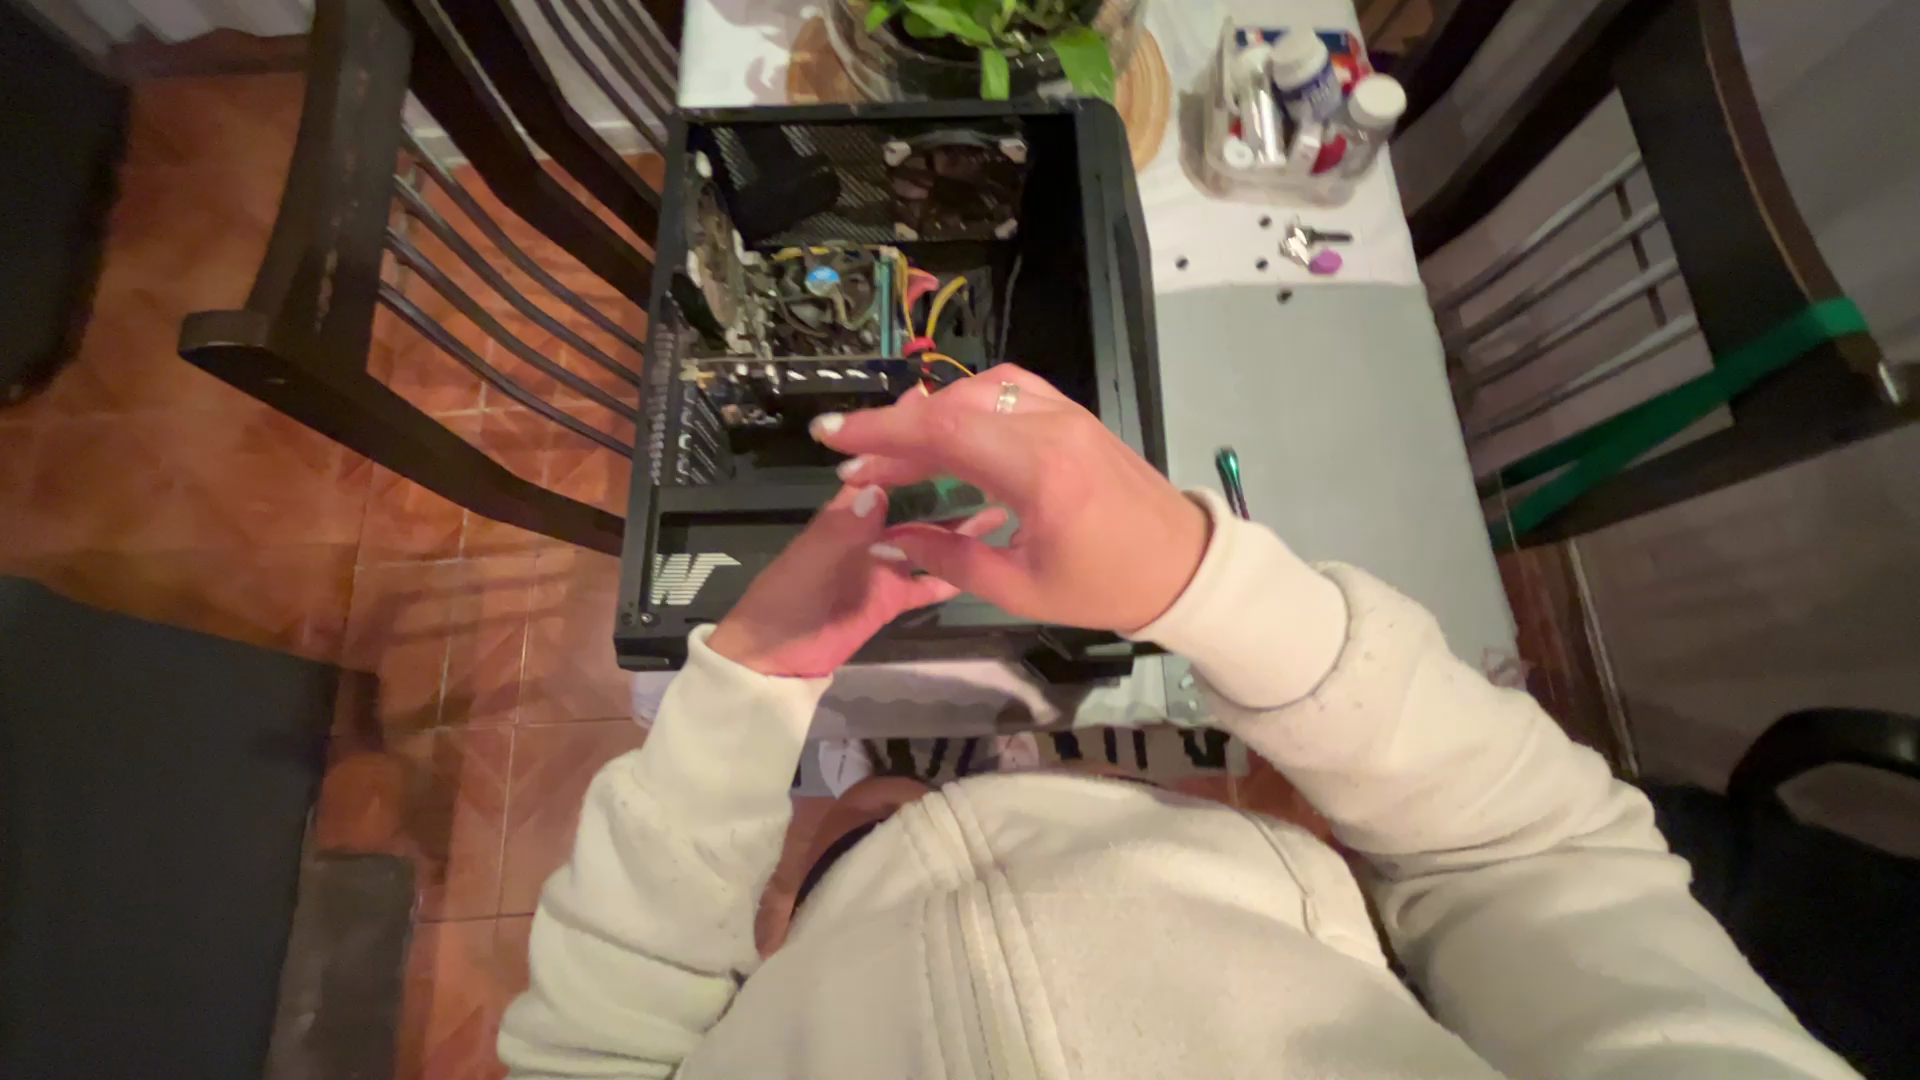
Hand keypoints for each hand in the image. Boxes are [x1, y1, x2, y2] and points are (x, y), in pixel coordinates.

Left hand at [706, 483, 1007, 677]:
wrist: (773, 661)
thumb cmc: (784, 603)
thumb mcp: (809, 565)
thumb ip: (843, 531)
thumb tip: (882, 489)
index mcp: (848, 517)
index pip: (885, 476)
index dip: (914, 456)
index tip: (952, 436)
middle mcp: (872, 535)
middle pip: (916, 508)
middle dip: (950, 492)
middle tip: (996, 476)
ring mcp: (885, 567)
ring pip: (929, 542)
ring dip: (960, 531)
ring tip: (1000, 515)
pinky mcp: (893, 599)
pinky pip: (928, 583)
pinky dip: (953, 575)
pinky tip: (986, 565)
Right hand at [811, 365, 1209, 633]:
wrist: (1181, 565)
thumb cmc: (1104, 587)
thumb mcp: (1019, 588)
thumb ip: (946, 558)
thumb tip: (886, 537)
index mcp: (1039, 471)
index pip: (943, 431)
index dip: (881, 432)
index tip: (834, 438)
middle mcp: (1051, 426)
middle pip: (953, 406)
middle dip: (895, 429)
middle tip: (856, 461)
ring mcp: (1066, 413)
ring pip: (978, 391)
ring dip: (929, 414)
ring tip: (896, 451)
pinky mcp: (1074, 414)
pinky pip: (1008, 392)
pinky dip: (966, 405)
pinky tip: (948, 430)